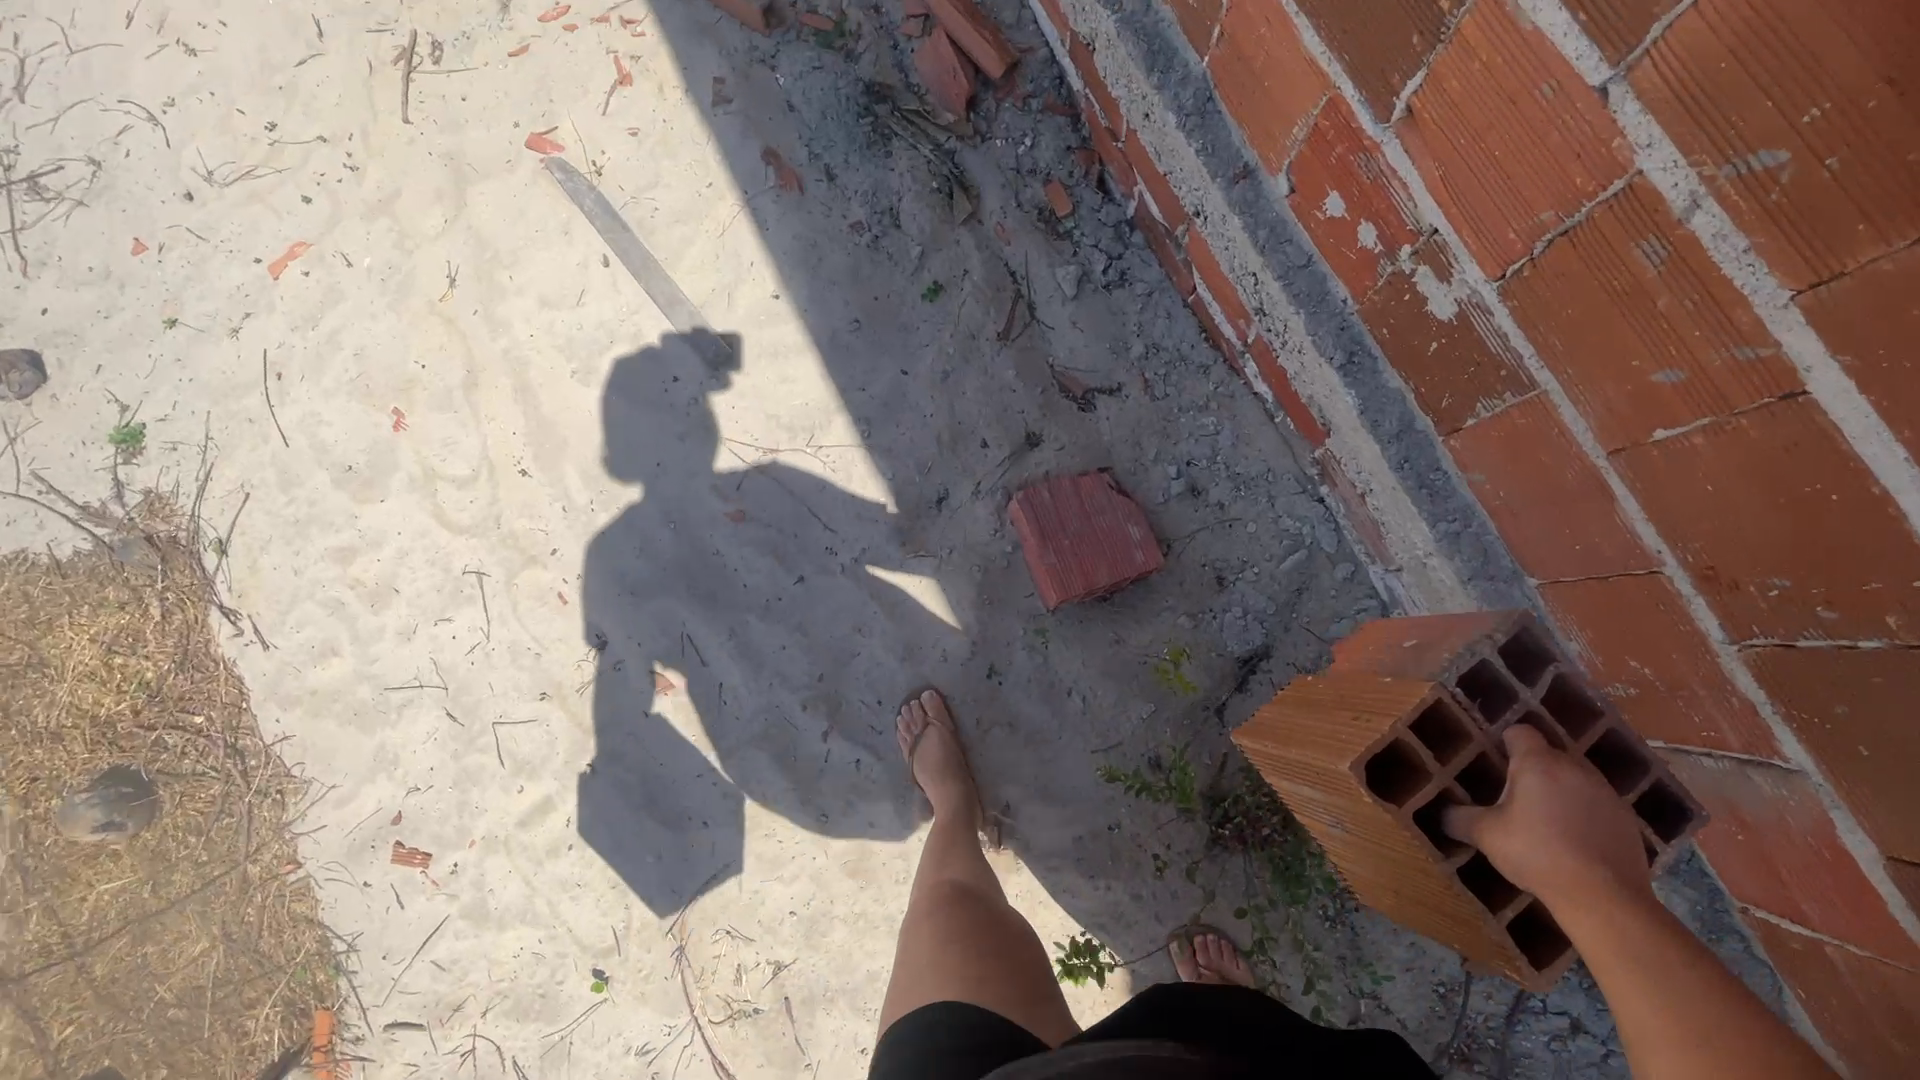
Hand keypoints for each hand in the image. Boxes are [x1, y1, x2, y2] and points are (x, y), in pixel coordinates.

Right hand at [1444, 725, 1651, 916]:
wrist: (1603, 896)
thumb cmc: (1537, 854)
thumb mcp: (1486, 836)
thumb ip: (1459, 818)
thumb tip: (1442, 813)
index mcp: (1538, 764)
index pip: (1520, 732)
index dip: (1505, 741)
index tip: (1495, 761)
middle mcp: (1575, 769)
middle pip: (1550, 755)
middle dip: (1533, 769)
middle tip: (1514, 796)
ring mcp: (1607, 793)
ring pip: (1576, 778)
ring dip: (1561, 790)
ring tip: (1546, 820)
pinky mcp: (1627, 819)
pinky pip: (1597, 804)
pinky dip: (1584, 813)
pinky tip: (1575, 841)